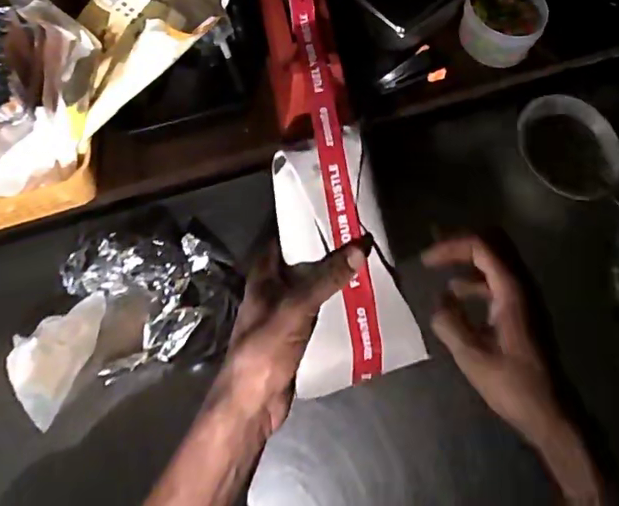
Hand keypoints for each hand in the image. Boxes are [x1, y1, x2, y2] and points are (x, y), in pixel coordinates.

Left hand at [213, 240, 362, 437]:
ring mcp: (286, 314)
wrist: (250, 407)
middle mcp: (274, 290)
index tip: (335, 212)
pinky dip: (338, 304)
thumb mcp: (297, 307)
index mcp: (264, 276)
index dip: (306, 223)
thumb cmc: (264, 349)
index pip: (285, 238)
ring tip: (367, 261)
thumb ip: (327, 278)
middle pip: (304, 262)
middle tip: (360, 235)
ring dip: (336, 278)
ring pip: (315, 287)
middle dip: (329, 250)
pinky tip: (361, 298)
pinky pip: (321, 312)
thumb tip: (360, 247)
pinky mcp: (298, 337)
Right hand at [423, 235, 606, 502]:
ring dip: (468, 259)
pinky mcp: (523, 307)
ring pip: (496, 258)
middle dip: (462, 243)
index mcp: (511, 289)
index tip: (427, 261)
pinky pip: (498, 277)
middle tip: (436, 253)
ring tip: (440, 268)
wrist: (549, 410)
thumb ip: (451, 325)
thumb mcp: (473, 358)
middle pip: (492, 242)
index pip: (481, 246)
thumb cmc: (512, 384)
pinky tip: (456, 293)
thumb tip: (438, 302)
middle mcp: (521, 282)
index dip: (451, 246)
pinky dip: (476, 277)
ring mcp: (525, 294)